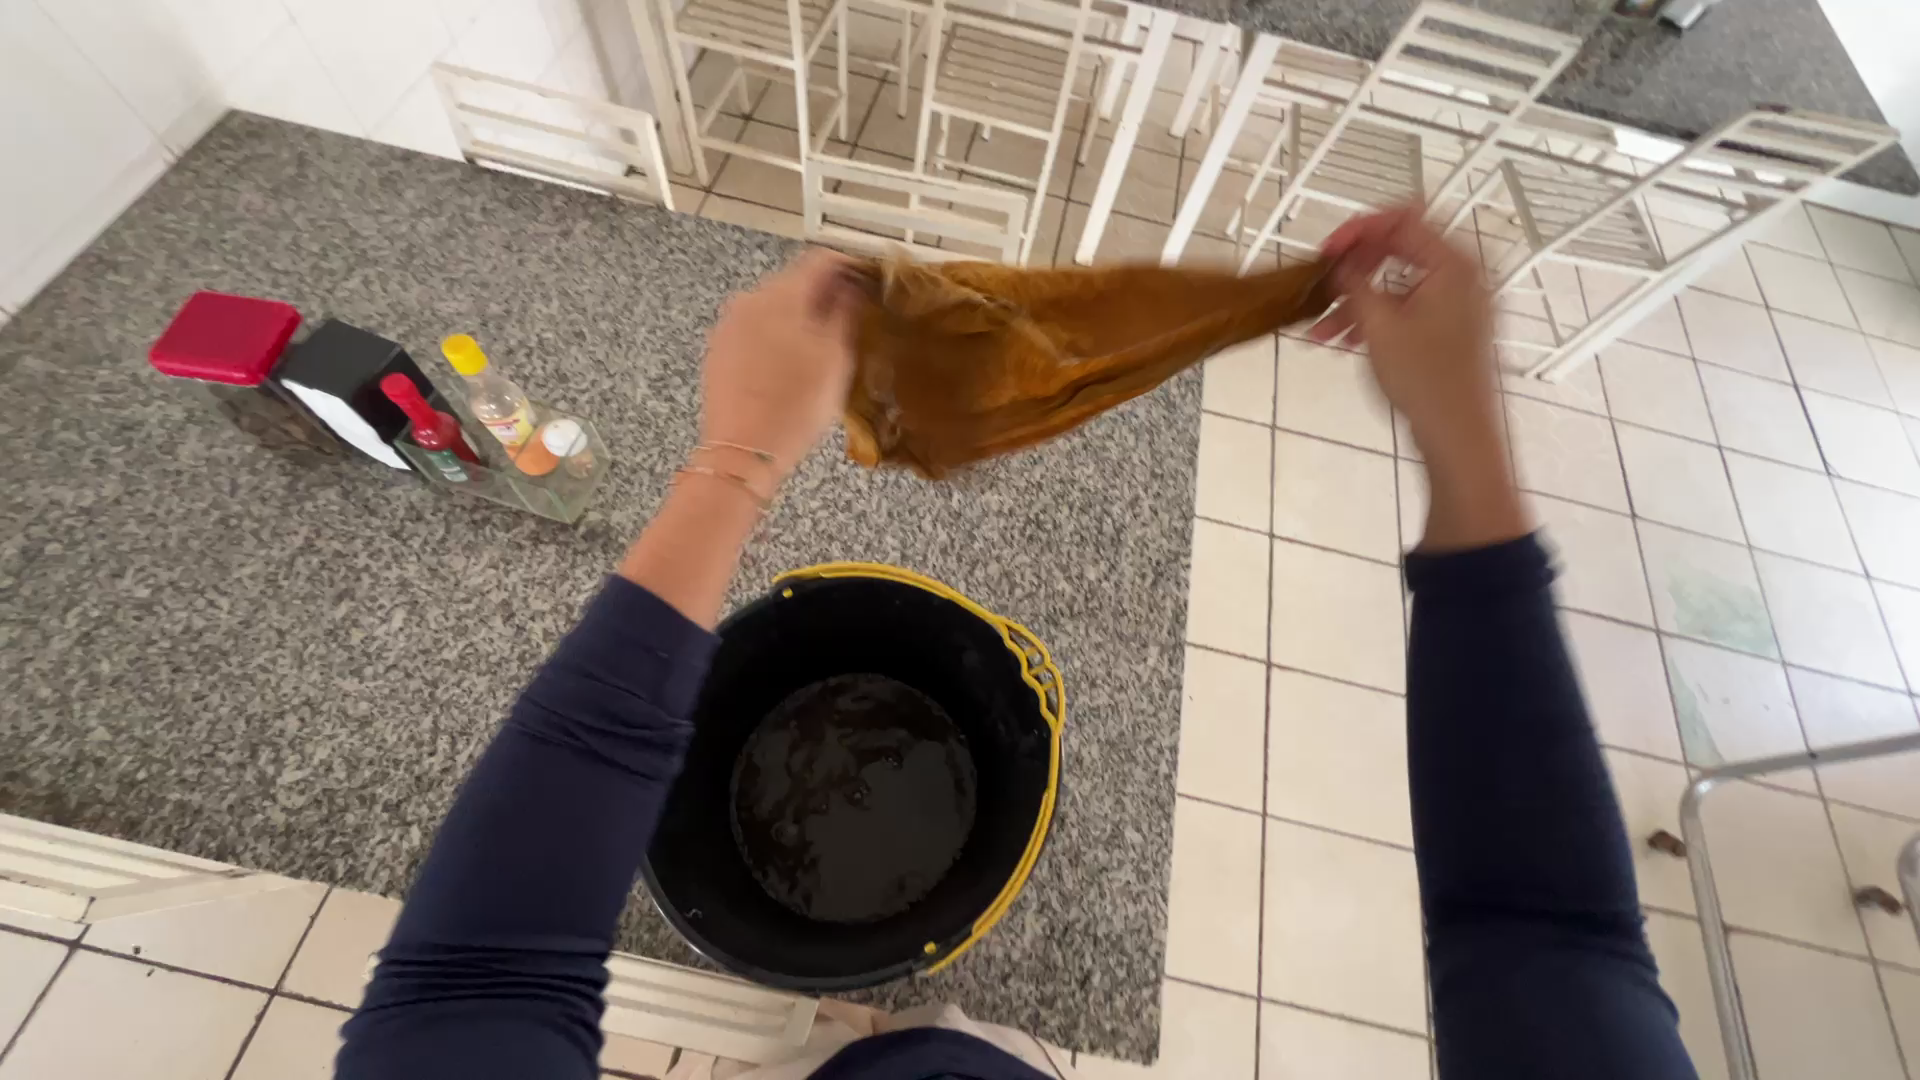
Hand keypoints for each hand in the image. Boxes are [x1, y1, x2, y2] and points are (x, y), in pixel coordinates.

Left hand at [697, 249, 863, 492]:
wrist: (743, 450)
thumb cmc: (796, 405)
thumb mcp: (836, 358)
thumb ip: (845, 313)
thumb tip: (850, 289)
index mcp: (781, 294)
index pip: (820, 259)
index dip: (849, 265)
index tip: (868, 278)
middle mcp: (748, 299)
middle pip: (793, 283)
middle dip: (823, 296)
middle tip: (851, 317)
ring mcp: (728, 326)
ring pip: (772, 310)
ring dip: (799, 319)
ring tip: (822, 347)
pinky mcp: (718, 353)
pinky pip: (755, 333)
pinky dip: (776, 339)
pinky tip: (790, 366)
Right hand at [1313, 206, 1499, 456]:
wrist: (1456, 428)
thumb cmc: (1424, 378)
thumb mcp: (1378, 326)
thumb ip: (1355, 285)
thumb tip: (1339, 263)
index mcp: (1452, 263)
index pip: (1402, 220)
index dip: (1358, 229)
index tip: (1326, 250)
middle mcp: (1460, 274)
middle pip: (1398, 251)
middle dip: (1353, 271)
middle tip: (1321, 287)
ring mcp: (1456, 301)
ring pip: (1395, 284)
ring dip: (1355, 300)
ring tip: (1321, 328)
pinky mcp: (1447, 326)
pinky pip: (1404, 307)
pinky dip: (1373, 317)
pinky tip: (1343, 339)